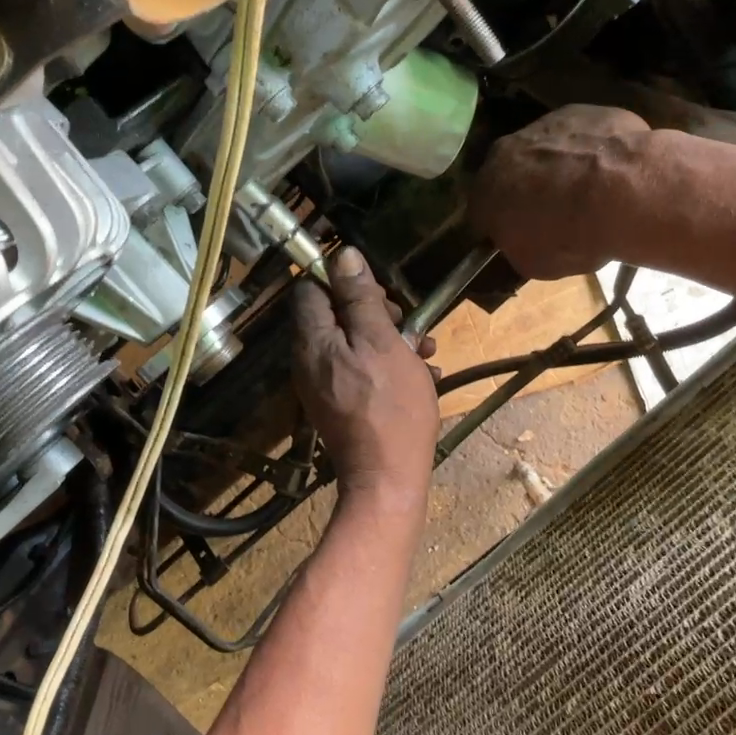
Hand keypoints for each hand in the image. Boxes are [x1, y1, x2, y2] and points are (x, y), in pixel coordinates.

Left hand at [291, 247, 439, 503]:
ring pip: (353, 344)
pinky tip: (422, 375)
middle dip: (375, 312)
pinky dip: (388, 366)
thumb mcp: (381, 342)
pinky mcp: (341, 406)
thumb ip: (360, 299)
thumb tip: (342, 256)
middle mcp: (309, 360)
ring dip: (390, 340)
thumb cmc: (390, 407)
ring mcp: (323, 386)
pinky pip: (360, 372)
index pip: (310, 288)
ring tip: (425, 350)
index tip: (379, 292)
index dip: (344, 281)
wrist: (387, 479)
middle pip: (335, 316)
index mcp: (312, 340)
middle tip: (406, 322)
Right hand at [469, 104, 658, 279]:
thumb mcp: (534, 263)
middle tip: (553, 212)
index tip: (517, 236)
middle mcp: (505, 150)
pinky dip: (589, 150)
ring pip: (545, 149)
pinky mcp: (581, 110)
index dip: (498, 225)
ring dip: (558, 166)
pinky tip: (610, 170)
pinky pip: (579, 135)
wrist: (624, 192)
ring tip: (588, 190)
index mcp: (485, 190)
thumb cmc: (570, 236)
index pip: (481, 211)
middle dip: (526, 188)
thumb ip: (517, 247)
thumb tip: (521, 240)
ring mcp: (544, 124)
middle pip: (511, 172)